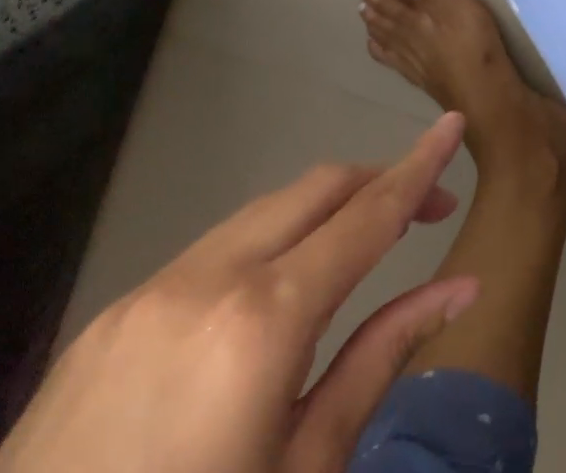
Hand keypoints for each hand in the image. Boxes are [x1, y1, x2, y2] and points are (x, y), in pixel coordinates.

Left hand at [0, 114, 478, 472]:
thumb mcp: (310, 460)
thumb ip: (383, 356)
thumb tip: (461, 287)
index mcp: (264, 319)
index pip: (366, 216)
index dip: (418, 168)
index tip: (454, 125)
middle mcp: (202, 283)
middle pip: (311, 191)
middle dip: (377, 181)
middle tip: (430, 208)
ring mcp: (143, 297)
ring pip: (257, 217)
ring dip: (322, 212)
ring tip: (362, 247)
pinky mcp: (105, 322)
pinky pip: (207, 255)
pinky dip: (265, 246)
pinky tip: (276, 295)